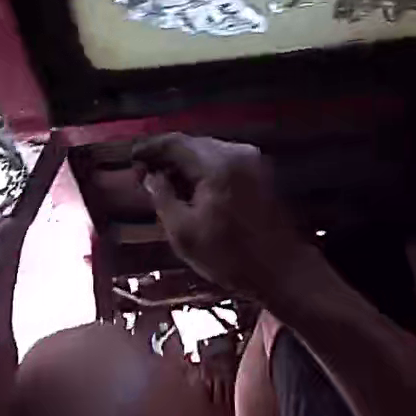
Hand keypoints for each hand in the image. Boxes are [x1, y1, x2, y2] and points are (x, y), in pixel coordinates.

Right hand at [133, 134, 313, 301]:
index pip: (174, 142)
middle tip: (144, 173)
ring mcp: (251, 159)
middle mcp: (236, 152)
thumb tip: (150, 175)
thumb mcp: (184, 232)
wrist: (284, 272)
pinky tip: (190, 186)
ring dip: (184, 162)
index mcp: (217, 164)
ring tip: (164, 181)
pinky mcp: (260, 171)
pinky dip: (203, 168)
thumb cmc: (230, 257)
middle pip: (191, 143)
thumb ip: (162, 197)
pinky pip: (222, 160)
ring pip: (207, 151)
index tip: (131, 159)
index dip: (149, 148)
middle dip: (166, 156)